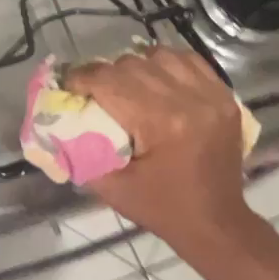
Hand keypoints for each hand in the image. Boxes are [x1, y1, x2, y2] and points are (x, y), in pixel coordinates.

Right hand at [64, 47, 254, 246]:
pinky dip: (166, 64)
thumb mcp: (110, 186)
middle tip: (93, 90)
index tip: (68, 86)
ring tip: (126, 84)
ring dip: (136, 65)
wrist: (216, 223)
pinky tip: (155, 78)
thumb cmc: (160, 208)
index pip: (110, 81)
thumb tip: (55, 123)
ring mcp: (211, 96)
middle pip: (132, 65)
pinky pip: (189, 60)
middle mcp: (189, 101)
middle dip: (105, 73)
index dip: (82, 78)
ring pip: (159, 56)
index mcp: (161, 123)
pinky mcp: (224, 97)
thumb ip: (80, 151)